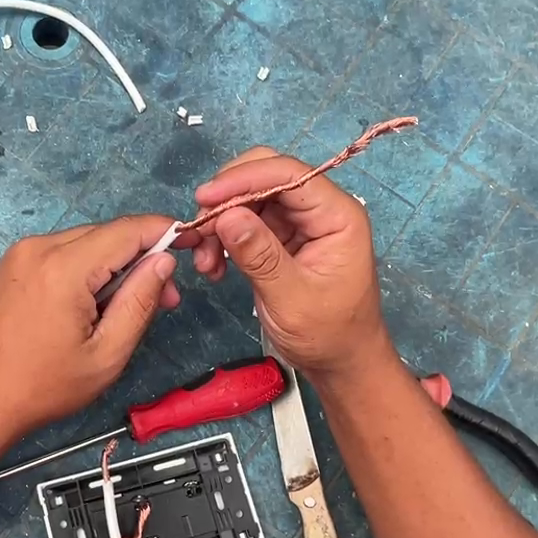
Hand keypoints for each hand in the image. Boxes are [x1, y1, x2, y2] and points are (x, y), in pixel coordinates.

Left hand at [0, 215, 181, 439]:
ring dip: (112, 265)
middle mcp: (38, 248)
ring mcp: (20, 254)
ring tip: (124, 309)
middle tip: (164, 299)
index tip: (192, 243)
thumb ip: (140, 302)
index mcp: (63, 268)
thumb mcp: (106, 354)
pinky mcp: (11, 265)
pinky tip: (90, 304)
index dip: (165, 231)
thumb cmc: (43, 387)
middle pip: (106, 235)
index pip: (128, 230)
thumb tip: (164, 261)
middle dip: (141, 258)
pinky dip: (84, 269)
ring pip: (84, 243)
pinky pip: (60, 253)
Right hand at [178, 147, 395, 379]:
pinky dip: (222, 239)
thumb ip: (260, 256)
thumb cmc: (327, 334)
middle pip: (264, 177)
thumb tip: (226, 217)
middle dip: (226, 199)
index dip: (243, 179)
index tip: (203, 198)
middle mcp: (317, 210)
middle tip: (198, 230)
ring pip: (247, 199)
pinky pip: (243, 223)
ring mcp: (297, 223)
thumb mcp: (291, 299)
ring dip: (219, 223)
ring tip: (204, 261)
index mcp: (336, 216)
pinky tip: (212, 266)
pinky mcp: (279, 238)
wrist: (339, 363)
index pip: (288, 174)